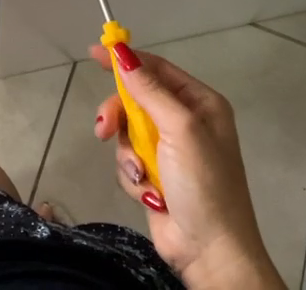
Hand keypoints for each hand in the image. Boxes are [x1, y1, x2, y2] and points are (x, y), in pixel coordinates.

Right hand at [91, 44, 285, 289]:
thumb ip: (149, 90)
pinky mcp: (155, 175)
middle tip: (104, 128)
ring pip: (127, 132)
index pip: (157, 69)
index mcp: (200, 103)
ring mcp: (169, 150)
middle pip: (136, 100)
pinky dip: (133, 175)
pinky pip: (129, 160)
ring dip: (129, 154)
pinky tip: (148, 193)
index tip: (95, 53)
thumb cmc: (203, 184)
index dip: (127, 60)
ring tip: (140, 174)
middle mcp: (185, 122)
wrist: (210, 252)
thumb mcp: (179, 129)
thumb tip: (122, 52)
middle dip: (120, 116)